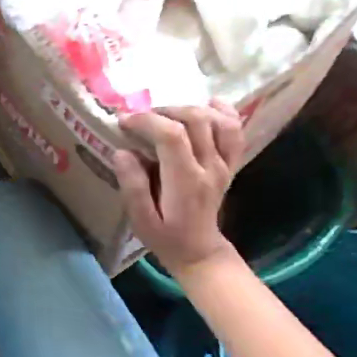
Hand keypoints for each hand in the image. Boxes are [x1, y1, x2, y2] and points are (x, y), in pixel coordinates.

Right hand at [112, 104, 245, 277]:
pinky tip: (207, 105)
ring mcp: (224, 164)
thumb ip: (132, 186)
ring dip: (191, 108)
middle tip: (142, 118)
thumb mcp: (140, 220)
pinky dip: (223, 112)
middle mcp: (210, 167)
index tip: (123, 122)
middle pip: (196, 120)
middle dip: (165, 110)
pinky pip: (235, 131)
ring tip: (167, 114)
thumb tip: (122, 152)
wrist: (200, 252)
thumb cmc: (166, 237)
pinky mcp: (229, 163)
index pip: (172, 136)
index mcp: (186, 181)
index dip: (147, 121)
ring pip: (218, 120)